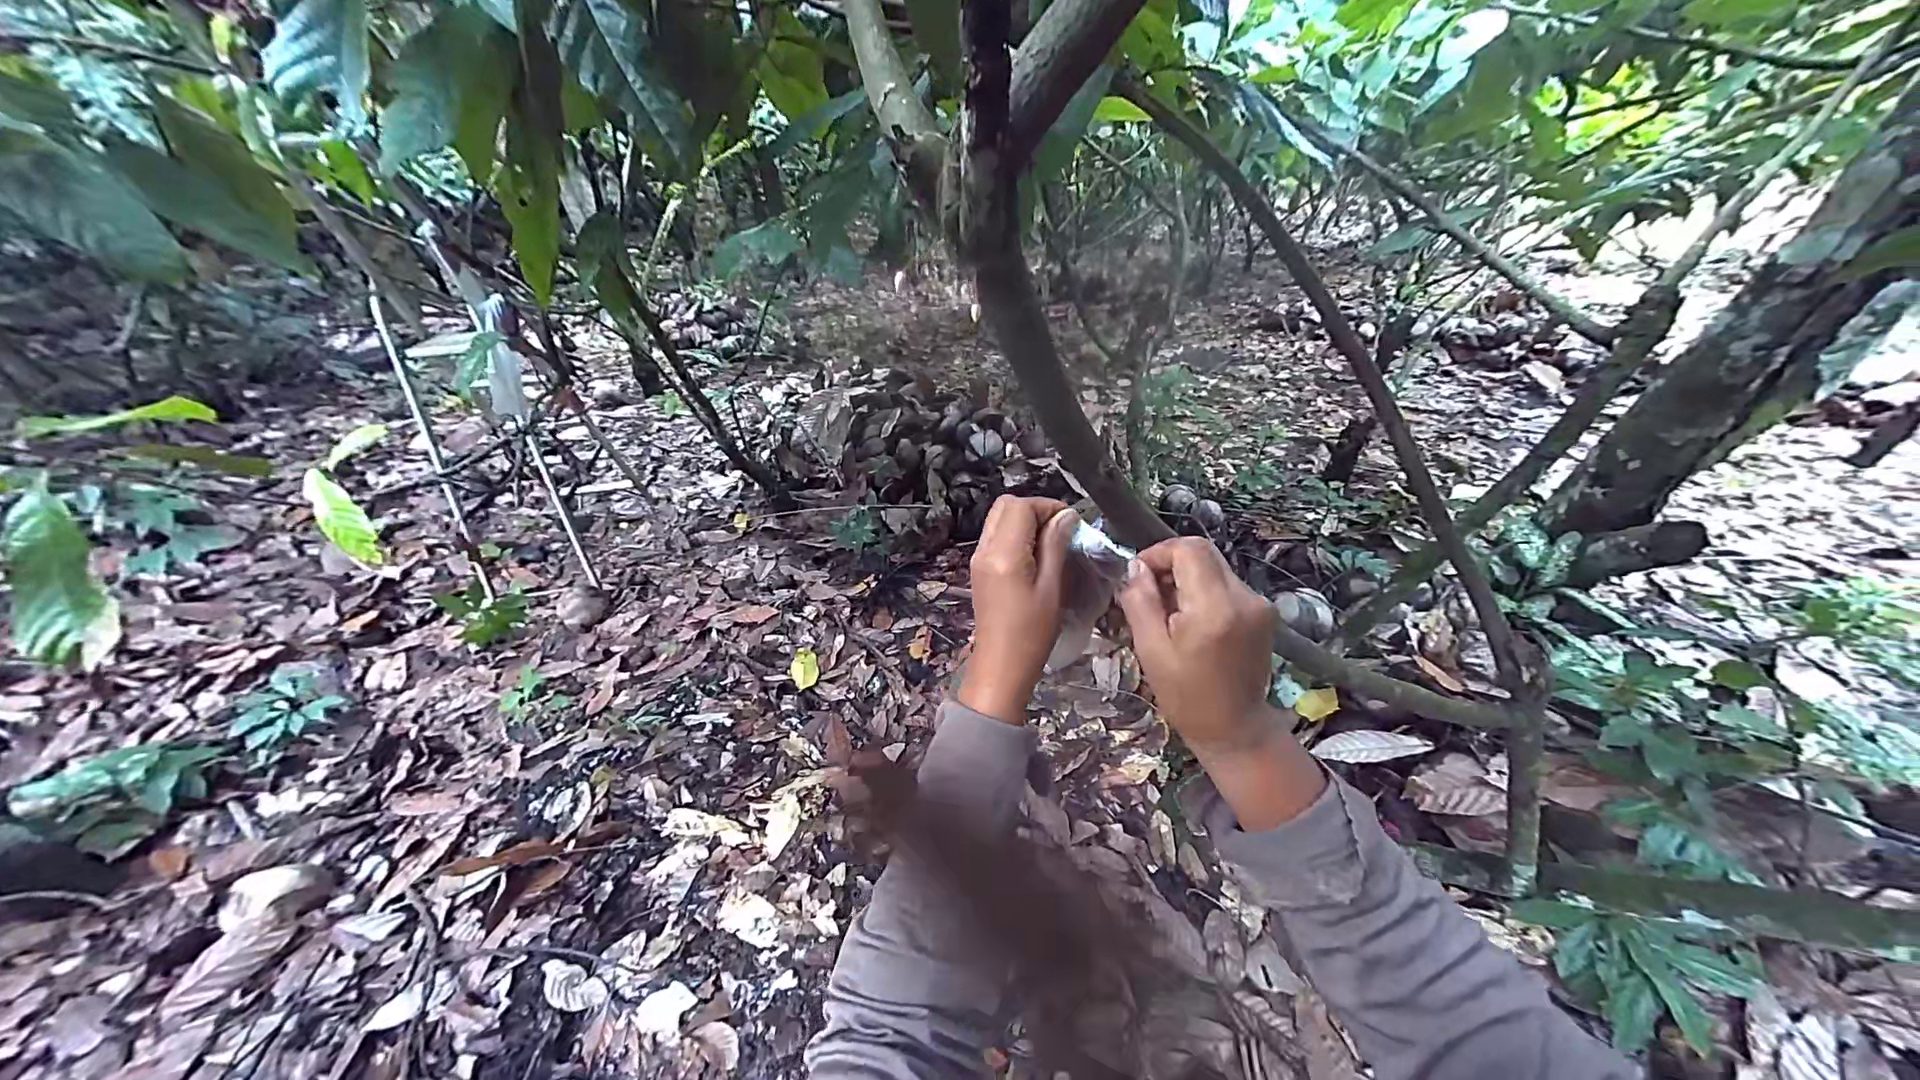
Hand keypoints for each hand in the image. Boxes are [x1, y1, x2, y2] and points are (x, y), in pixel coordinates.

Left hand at [956, 495, 1078, 724]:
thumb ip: (1056, 545)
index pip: (1020, 506)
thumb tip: (1066, 516)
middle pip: (1005, 506)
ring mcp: (978, 559)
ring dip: (1025, 522)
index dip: (1047, 506)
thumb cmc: (1031, 632)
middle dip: (1035, 510)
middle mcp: (984, 549)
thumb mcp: (1052, 588)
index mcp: (1002, 552)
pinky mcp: (979, 569)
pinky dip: (1016, 535)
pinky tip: (1036, 556)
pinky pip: (996, 537)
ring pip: (999, 519)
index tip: (1071, 522)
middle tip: (1060, 529)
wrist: (1001, 666)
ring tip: (1051, 543)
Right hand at [1119, 538, 1324, 827]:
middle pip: (1204, 552)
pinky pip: (1226, 584)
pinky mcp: (1263, 612)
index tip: (1139, 575)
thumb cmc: (1186, 695)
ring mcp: (1259, 604)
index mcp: (1214, 607)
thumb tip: (1136, 567)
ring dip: (1186, 577)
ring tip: (1168, 610)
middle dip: (1171, 563)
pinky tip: (1191, 619)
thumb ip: (1141, 601)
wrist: (1234, 728)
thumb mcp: (1151, 649)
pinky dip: (1203, 590)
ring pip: (1214, 566)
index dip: (1158, 553)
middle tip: (1149, 591)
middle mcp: (1244, 597)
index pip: (1188, 549)